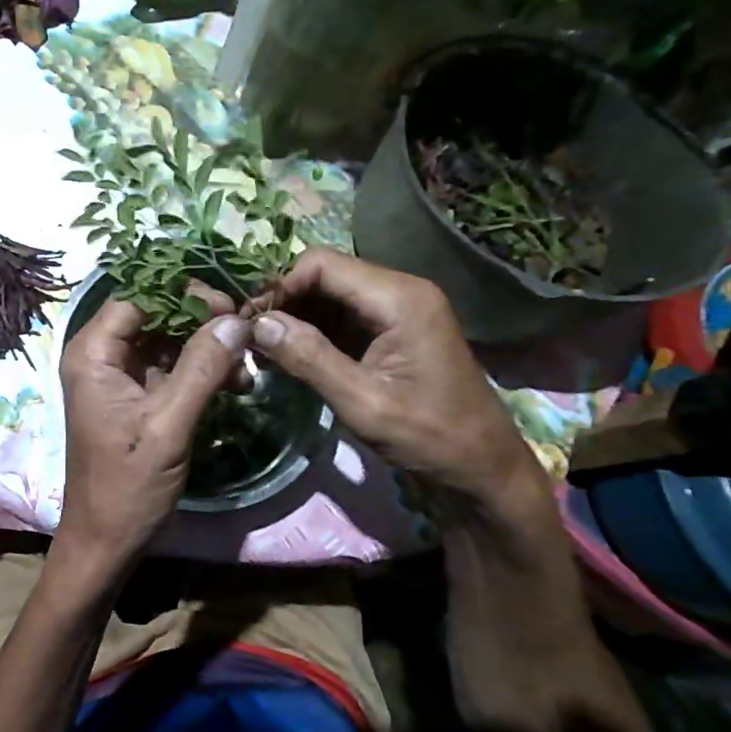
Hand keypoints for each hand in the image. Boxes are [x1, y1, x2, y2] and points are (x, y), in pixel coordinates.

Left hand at [58, 298, 250, 566]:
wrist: (107, 539)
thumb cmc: (128, 484)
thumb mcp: (168, 425)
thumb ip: (201, 369)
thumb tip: (236, 320)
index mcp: (93, 353)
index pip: (138, 295)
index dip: (183, 292)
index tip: (228, 306)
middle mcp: (102, 355)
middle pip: (155, 312)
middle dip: (202, 319)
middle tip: (244, 332)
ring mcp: (119, 375)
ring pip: (168, 338)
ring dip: (207, 347)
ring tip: (244, 367)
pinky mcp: (137, 395)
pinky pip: (172, 366)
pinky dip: (202, 370)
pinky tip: (235, 383)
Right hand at [246, 248, 542, 504]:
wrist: (481, 467)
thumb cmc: (430, 436)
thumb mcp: (363, 402)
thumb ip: (309, 358)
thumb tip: (257, 324)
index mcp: (400, 298)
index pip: (322, 264)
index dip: (280, 286)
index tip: (249, 322)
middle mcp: (399, 291)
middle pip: (323, 275)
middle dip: (283, 301)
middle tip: (248, 337)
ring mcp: (396, 309)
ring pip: (327, 295)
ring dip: (293, 317)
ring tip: (260, 348)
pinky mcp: (389, 330)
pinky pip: (340, 315)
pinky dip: (310, 330)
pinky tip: (286, 354)